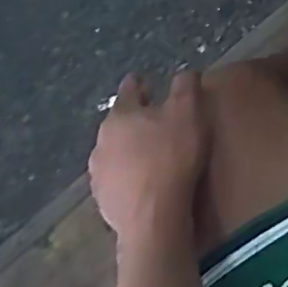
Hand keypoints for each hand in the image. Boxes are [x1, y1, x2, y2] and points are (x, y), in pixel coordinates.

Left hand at [89, 71, 208, 244]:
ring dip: (133, 142)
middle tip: (160, 112)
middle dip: (138, 114)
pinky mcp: (103, 197)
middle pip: (122, 120)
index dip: (139, 82)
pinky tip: (148, 171)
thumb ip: (186, 84)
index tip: (144, 77)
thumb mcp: (190, 108)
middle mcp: (101, 142)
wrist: (153, 213)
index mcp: (120, 116)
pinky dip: (131, 166)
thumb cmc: (173, 152)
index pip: (128, 90)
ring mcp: (98, 172)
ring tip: (155, 144)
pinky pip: (118, 172)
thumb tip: (182, 73)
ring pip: (118, 147)